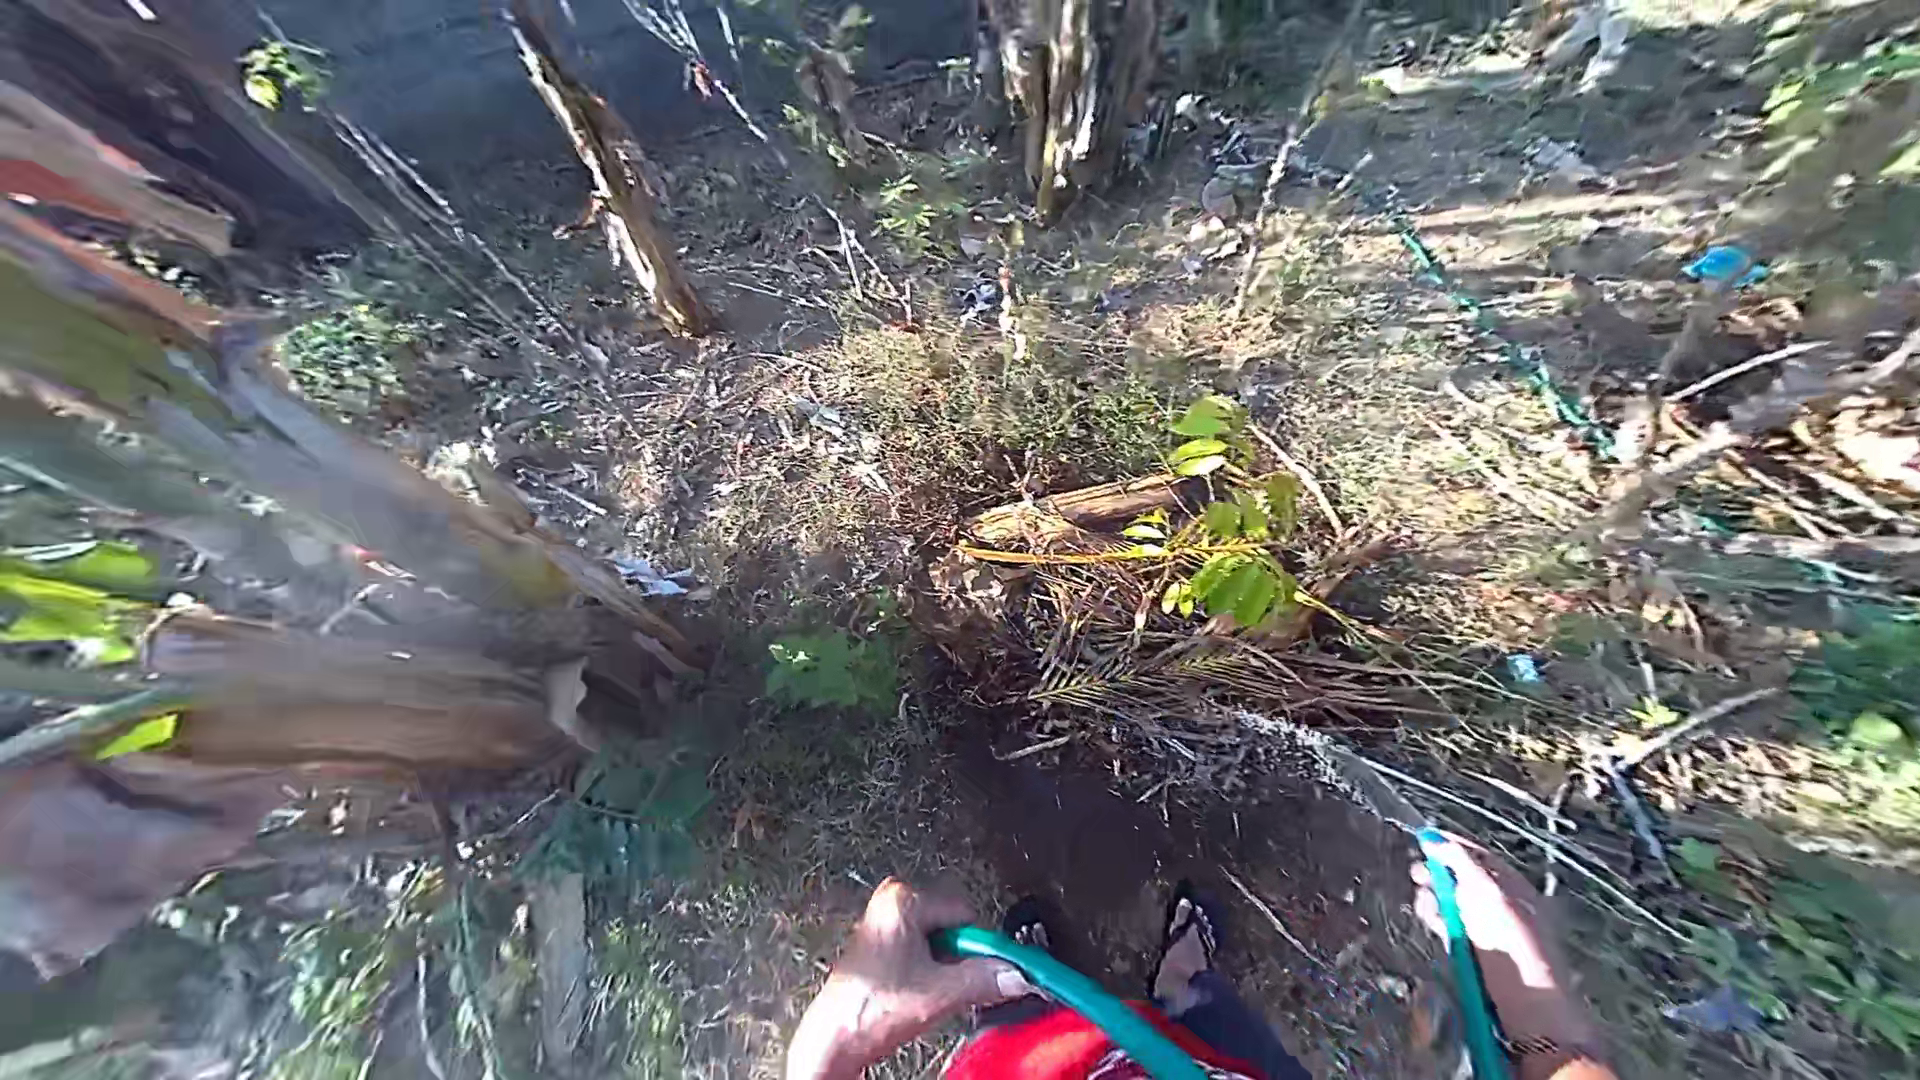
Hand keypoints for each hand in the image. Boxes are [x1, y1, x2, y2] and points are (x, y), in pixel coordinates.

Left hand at [786, 879, 1021, 1079]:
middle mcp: (893, 898)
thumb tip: (1015, 974)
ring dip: (942, 962)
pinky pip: (921, 942)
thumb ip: (982, 980)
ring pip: (937, 935)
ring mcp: (885, 915)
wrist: (832, 1039)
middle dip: (956, 955)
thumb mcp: (937, 994)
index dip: (978, 946)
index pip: (964, 912)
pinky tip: (915, 987)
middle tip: (945, 984)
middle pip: (951, 922)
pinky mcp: (882, 934)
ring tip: (925, 988)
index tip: (993, 969)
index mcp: (904, 898)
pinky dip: (927, 964)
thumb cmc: (868, 1011)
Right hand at [1409, 834, 1599, 1054]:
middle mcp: (1498, 903)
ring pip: (1446, 897)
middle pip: (1457, 875)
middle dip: (1435, 871)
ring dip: (1431, 895)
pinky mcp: (1468, 945)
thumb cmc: (1513, 946)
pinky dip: (1433, 916)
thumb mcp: (1489, 895)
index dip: (1450, 844)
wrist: (1526, 1008)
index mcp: (1512, 887)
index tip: (1422, 836)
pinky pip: (1444, 921)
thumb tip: (1432, 837)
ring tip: (1425, 902)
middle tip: (1418, 873)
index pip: (1477, 854)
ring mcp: (1483, 925)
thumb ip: (1460, 862)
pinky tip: (1429, 919)